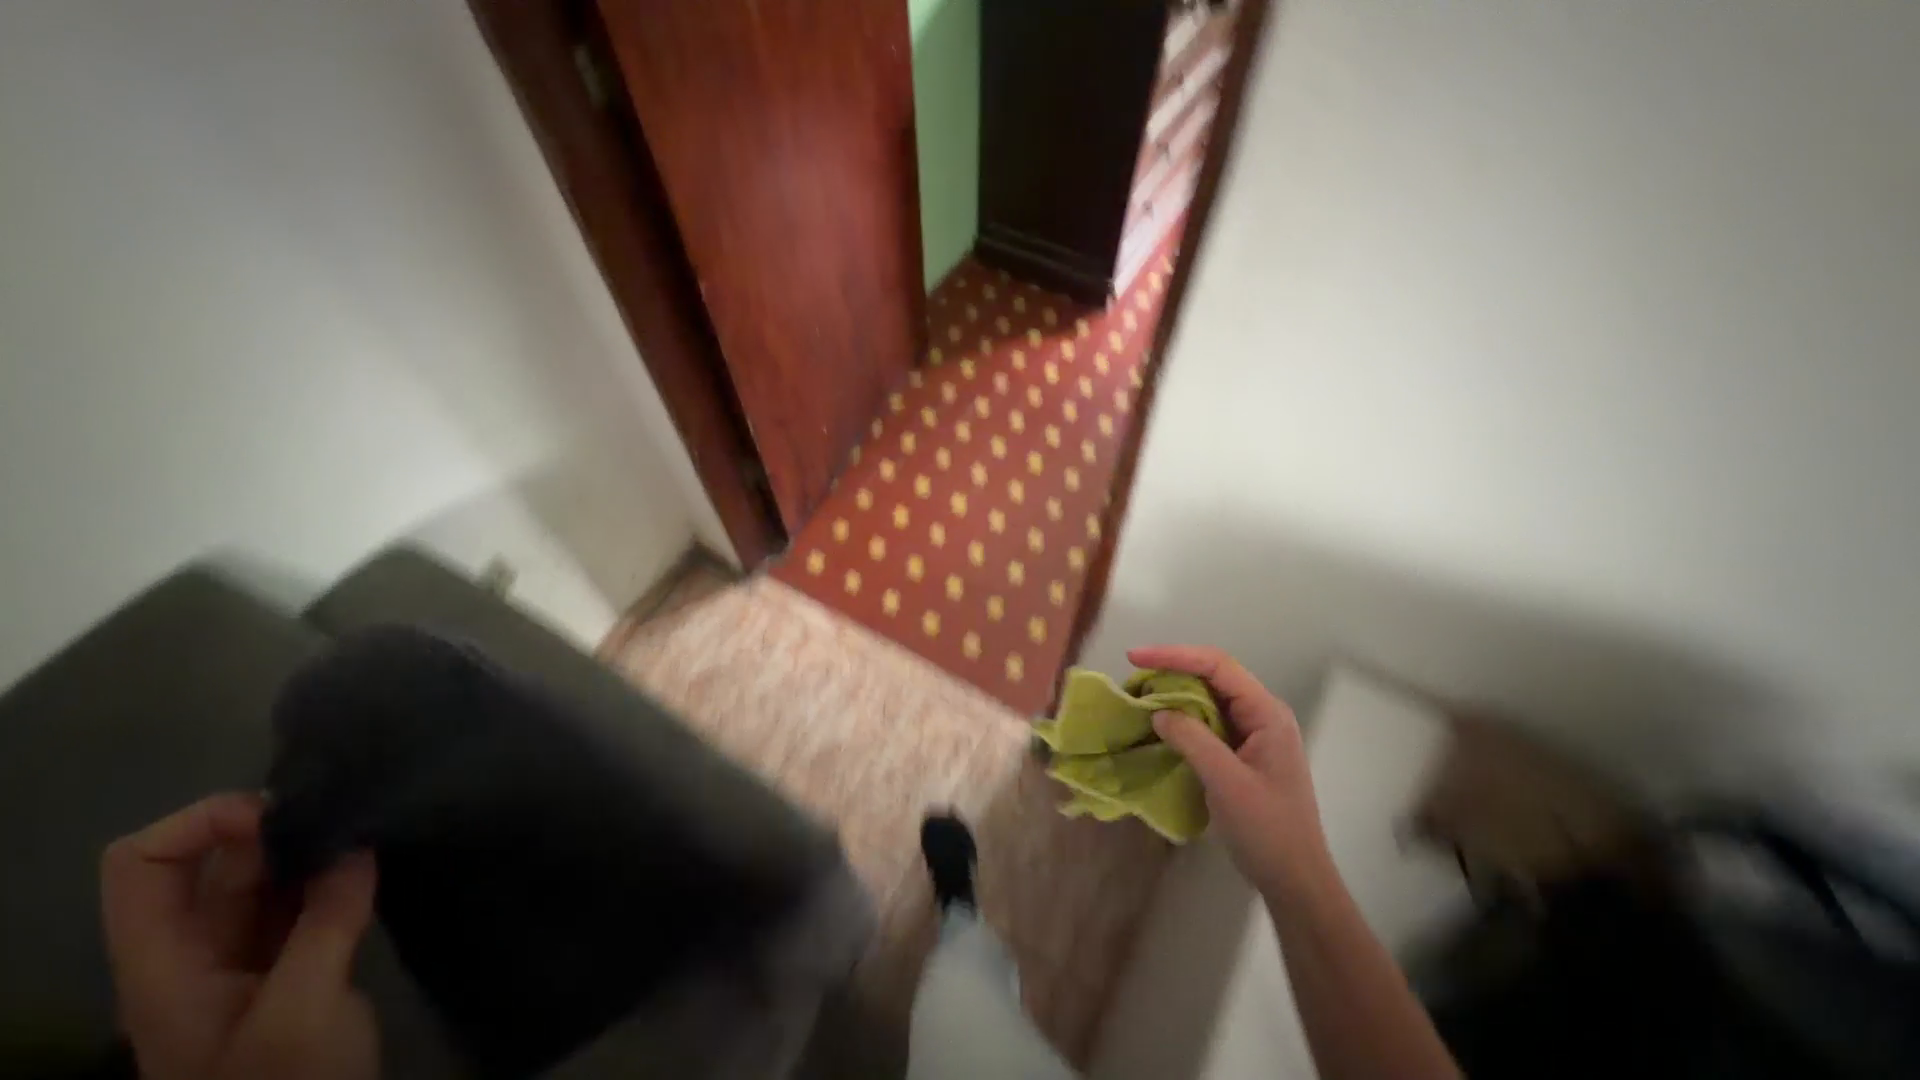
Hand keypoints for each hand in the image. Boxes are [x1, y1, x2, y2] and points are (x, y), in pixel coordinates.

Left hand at [100, 794, 379, 1079]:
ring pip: (264, 881)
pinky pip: (304, 904)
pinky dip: (335, 876)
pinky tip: (374, 866)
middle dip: (273, 829)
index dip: (199, 823)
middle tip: (345, 815)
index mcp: (165, 966)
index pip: (142, 865)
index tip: (280, 816)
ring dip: (312, 850)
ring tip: (368, 831)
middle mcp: (197, 954)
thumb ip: (327, 922)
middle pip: (211, 864)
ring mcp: (246, 962)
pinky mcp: (294, 968)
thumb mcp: (302, 1011)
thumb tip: (358, 845)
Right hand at [1131, 645, 1330, 893]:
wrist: (1295, 878)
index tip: (1135, 657)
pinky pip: (1208, 723)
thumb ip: (1192, 739)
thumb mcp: (1226, 782)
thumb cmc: (1267, 829)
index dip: (1175, 655)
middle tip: (1132, 679)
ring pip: (1208, 699)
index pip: (1218, 666)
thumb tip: (1158, 712)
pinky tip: (1158, 725)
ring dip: (1174, 695)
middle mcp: (1262, 715)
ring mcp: (1253, 734)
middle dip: (1171, 671)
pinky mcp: (1241, 753)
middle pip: (1213, 676)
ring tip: (1138, 698)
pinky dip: (1181, 719)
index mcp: (1267, 713)